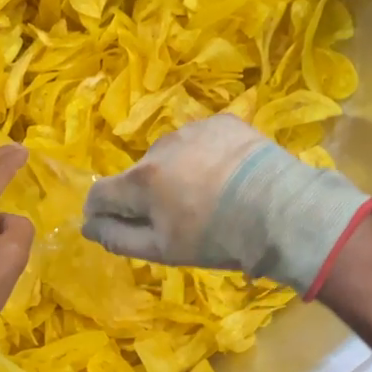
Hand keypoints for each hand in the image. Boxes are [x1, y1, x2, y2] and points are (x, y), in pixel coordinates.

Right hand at [80, 114, 371, 297]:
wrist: (283, 211)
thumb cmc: (216, 238)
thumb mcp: (162, 250)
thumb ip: (118, 238)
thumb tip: (89, 227)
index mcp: (140, 180)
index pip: (99, 194)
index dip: (100, 213)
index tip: (115, 227)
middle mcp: (159, 147)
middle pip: (137, 176)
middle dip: (146, 196)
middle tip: (177, 220)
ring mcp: (193, 130)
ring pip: (168, 157)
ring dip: (175, 175)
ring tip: (206, 198)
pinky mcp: (224, 122)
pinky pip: (199, 142)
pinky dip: (203, 158)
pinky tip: (225, 177)